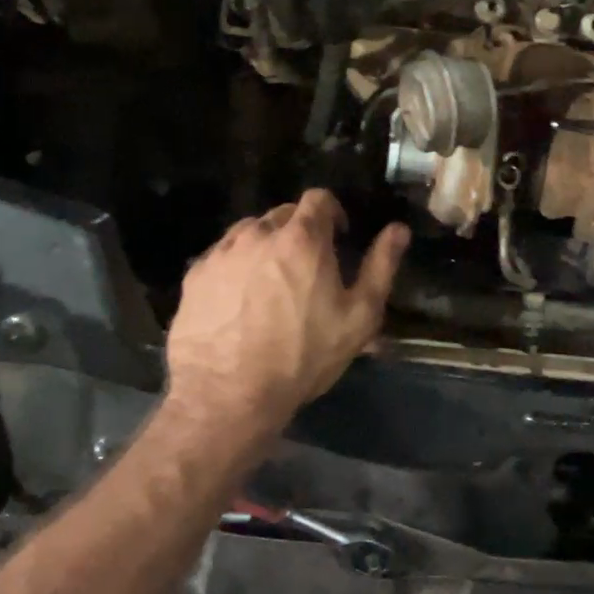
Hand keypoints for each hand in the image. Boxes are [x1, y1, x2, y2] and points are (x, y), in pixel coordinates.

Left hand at [164, 189, 408, 428]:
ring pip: (250, 232)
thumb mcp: (359, 317)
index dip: (332, 212)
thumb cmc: (303, 355)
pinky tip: (240, 299)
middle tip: (308, 266)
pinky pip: (222, 256)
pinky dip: (236, 266)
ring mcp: (222, 253)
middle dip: (300, 230)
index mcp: (303, 238)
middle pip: (283, 214)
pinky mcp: (194, 276)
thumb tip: (398, 230)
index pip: (318, 198)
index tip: (338, 237)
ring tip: (271, 281)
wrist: (227, 396)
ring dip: (266, 245)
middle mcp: (259, 234)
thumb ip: (381, 266)